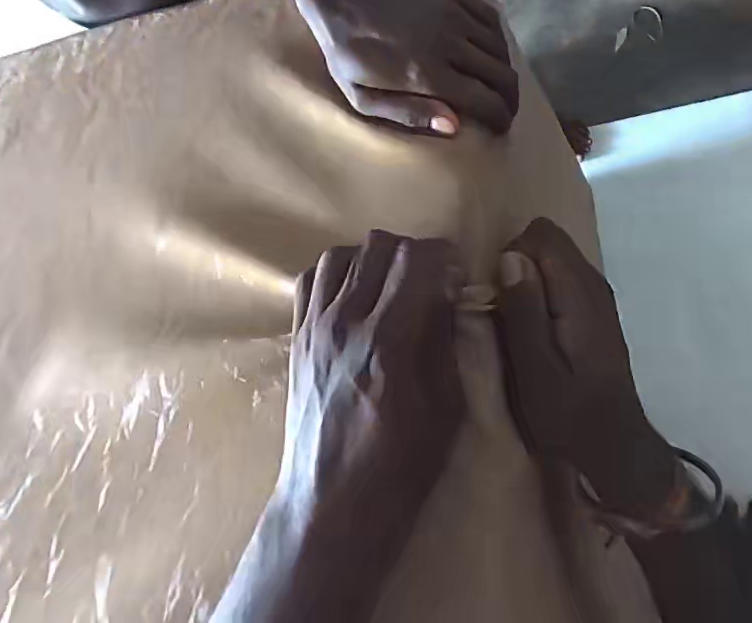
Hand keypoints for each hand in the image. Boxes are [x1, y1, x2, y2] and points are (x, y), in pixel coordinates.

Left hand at [280, 231, 465, 515]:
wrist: (332, 507)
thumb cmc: (401, 464)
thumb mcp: (446, 404)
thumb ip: (444, 336)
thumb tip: (447, 287)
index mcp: (389, 340)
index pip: (415, 258)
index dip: (443, 253)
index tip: (455, 271)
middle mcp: (346, 323)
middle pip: (378, 245)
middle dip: (411, 250)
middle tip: (427, 276)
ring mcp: (314, 328)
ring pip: (340, 254)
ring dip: (372, 257)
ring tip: (390, 282)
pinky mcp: (296, 338)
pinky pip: (311, 279)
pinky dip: (335, 272)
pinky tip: (353, 293)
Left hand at [295, 0, 518, 136]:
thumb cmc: (348, 51)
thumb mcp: (363, 96)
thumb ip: (408, 113)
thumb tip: (454, 126)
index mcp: (428, 74)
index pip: (485, 101)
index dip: (500, 118)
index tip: (501, 126)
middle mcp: (449, 44)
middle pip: (501, 75)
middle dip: (510, 98)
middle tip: (505, 107)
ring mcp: (454, 14)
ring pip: (500, 48)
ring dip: (504, 69)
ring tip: (497, 80)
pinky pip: (491, 18)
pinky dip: (498, 38)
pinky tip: (490, 48)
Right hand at [495, 219, 680, 519]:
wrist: (615, 444)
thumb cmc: (568, 411)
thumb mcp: (535, 367)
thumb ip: (523, 308)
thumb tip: (510, 256)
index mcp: (578, 290)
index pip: (540, 234)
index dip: (512, 256)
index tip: (502, 299)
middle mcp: (593, 281)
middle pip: (548, 241)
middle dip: (519, 266)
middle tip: (509, 315)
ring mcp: (598, 294)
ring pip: (554, 259)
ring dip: (531, 282)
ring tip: (523, 328)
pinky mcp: (597, 309)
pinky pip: (563, 279)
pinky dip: (544, 294)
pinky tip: (541, 334)